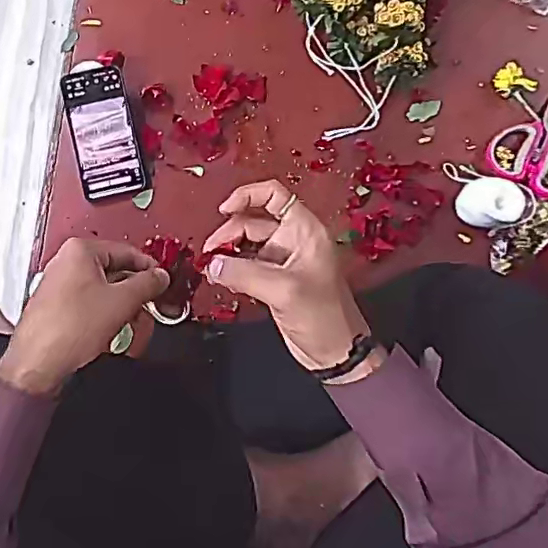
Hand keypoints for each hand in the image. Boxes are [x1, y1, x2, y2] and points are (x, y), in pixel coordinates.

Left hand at [0, 237, 168, 395]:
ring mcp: (59, 284)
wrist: (36, 365)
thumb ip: (147, 284)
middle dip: (134, 294)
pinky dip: (104, 316)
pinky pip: (90, 304)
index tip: (161, 282)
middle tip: (148, 307)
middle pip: (115, 272)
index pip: (127, 252)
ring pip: (104, 290)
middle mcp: (67, 262)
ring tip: (130, 326)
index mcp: (80, 251)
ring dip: (122, 308)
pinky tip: (111, 334)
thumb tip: (160, 276)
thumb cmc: (67, 329)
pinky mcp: (57, 306)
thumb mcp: (122, 302)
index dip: (149, 269)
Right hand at [202, 180, 373, 374]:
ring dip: (228, 249)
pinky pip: (248, 263)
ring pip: (248, 242)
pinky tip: (220, 277)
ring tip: (210, 265)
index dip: (248, 195)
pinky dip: (232, 267)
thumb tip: (212, 264)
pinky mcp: (275, 278)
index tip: (224, 209)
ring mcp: (284, 259)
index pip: (275, 195)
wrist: (336, 352)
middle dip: (230, 229)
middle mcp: (294, 239)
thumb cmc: (322, 317)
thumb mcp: (284, 291)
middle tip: (210, 251)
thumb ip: (245, 274)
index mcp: (305, 230)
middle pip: (255, 219)